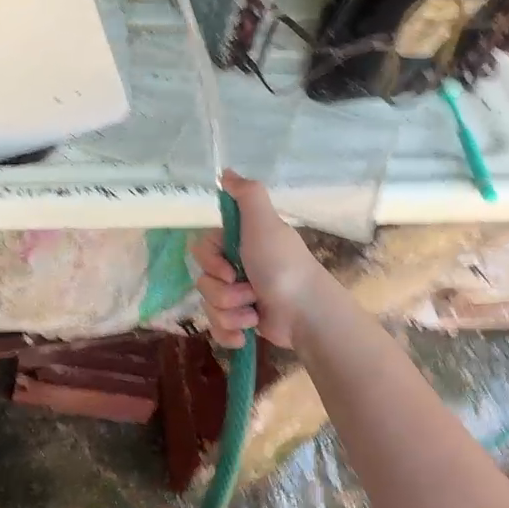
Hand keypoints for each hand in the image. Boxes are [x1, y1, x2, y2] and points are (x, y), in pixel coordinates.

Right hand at [189, 171, 330, 349]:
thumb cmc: (283, 266)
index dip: (210, 262)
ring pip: (209, 305)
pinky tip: (243, 336)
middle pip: (203, 280)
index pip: (202, 251)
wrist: (306, 313)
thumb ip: (247, 195)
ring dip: (229, 312)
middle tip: (247, 292)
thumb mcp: (264, 223)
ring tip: (253, 314)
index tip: (229, 267)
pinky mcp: (244, 322)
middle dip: (222, 291)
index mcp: (241, 244)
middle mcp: (239, 267)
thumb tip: (226, 171)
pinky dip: (229, 333)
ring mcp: (240, 297)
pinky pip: (218, 328)